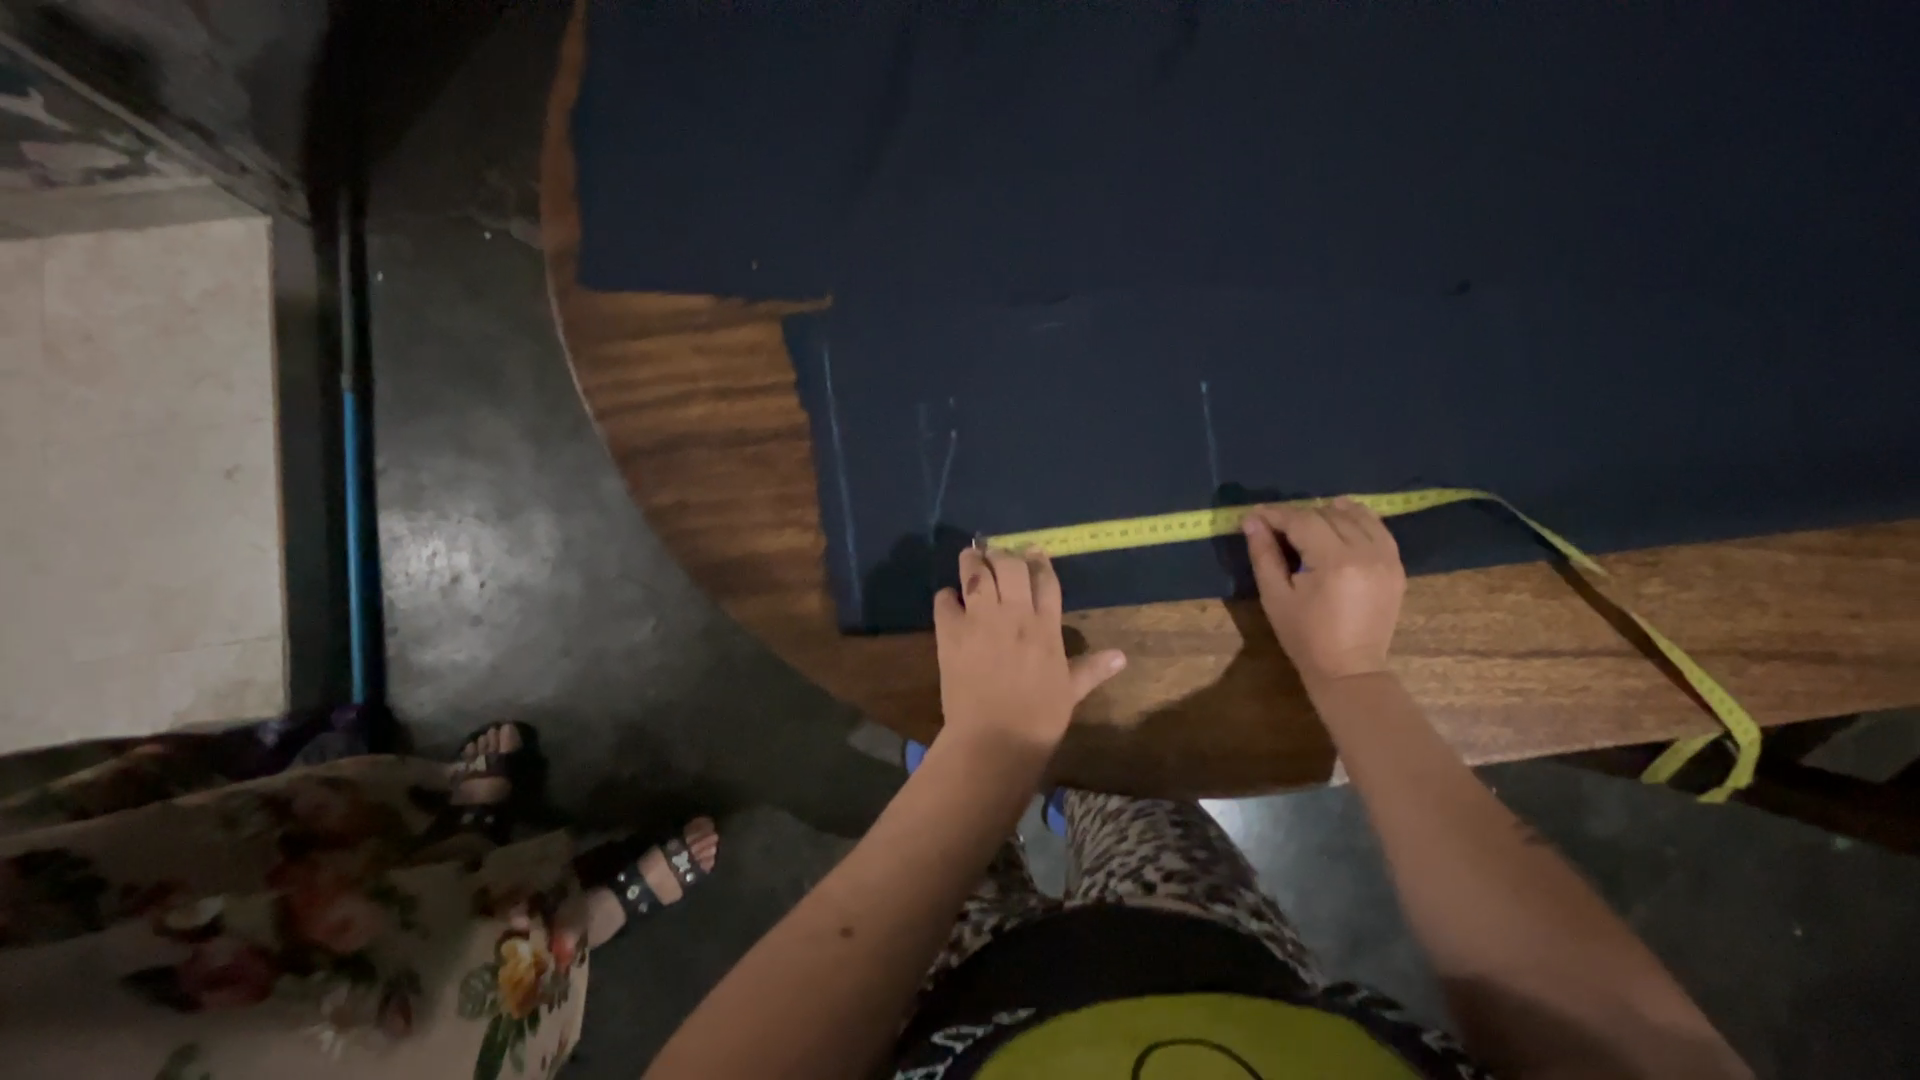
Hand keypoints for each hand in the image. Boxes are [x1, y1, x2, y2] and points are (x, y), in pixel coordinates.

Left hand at [933, 547, 1126, 753]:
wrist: (995, 738)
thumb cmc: (1039, 718)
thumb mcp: (1070, 692)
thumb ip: (1092, 669)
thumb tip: (1121, 657)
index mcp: (1046, 627)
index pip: (1045, 580)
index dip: (1039, 561)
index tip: (1033, 550)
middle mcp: (1014, 614)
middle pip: (1010, 566)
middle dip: (1003, 555)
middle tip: (996, 554)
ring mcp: (980, 620)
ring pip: (976, 574)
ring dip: (973, 562)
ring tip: (971, 557)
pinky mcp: (951, 633)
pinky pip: (944, 601)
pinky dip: (946, 596)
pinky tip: (949, 598)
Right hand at [1241, 498, 1406, 687]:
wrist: (1349, 669)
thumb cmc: (1304, 637)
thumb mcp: (1275, 596)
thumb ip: (1264, 554)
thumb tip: (1251, 520)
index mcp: (1334, 562)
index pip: (1302, 521)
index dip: (1276, 514)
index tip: (1255, 515)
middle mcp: (1365, 553)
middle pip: (1328, 515)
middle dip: (1299, 515)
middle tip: (1276, 526)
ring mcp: (1386, 558)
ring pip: (1356, 516)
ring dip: (1328, 513)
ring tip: (1308, 524)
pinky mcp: (1396, 566)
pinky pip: (1378, 529)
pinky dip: (1358, 520)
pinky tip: (1341, 522)